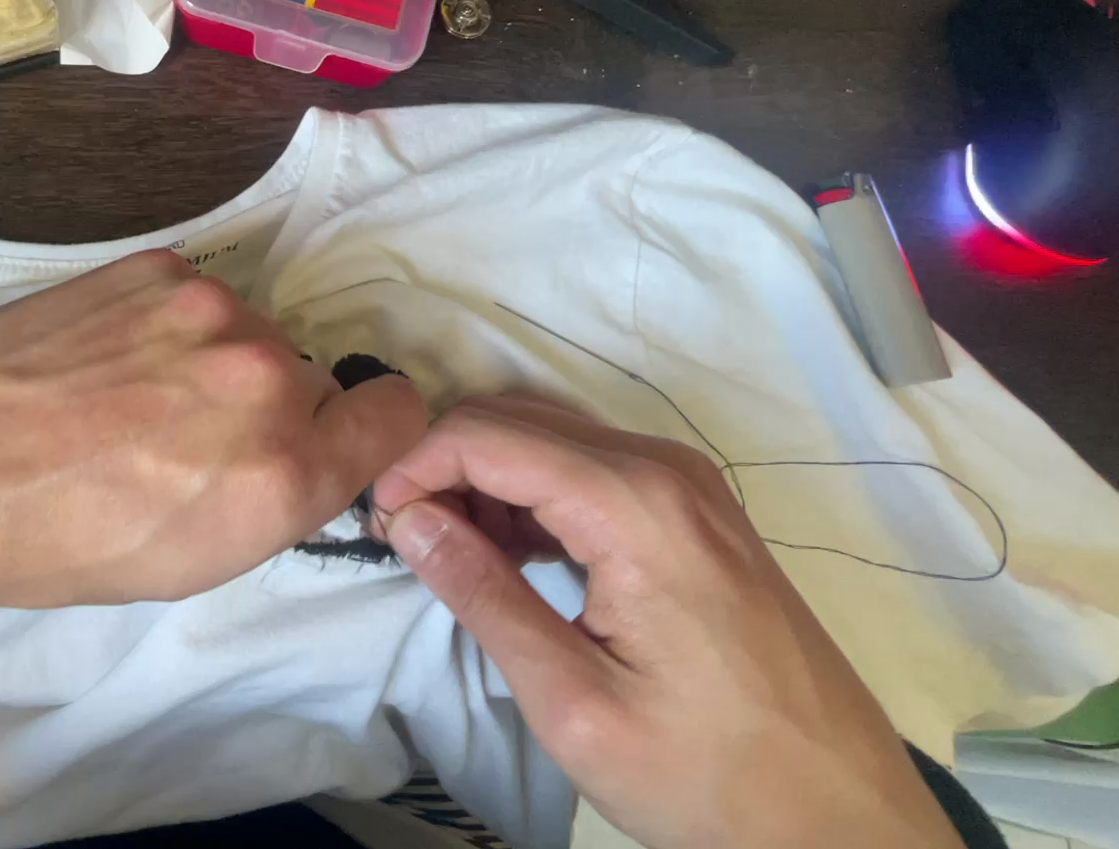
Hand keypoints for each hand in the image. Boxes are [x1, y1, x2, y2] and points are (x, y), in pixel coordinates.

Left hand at [0, 249, 427, 638]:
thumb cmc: (56, 543)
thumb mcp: (191, 561)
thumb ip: (278, 496)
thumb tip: (308, 444)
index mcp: (280, 471)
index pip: (399, 414)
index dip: (366, 433)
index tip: (329, 442)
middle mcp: (261, 375)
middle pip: (314, 378)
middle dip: (271, 410)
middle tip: (189, 438)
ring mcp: (207, 307)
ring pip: (254, 335)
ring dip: (219, 363)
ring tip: (135, 395)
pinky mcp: (157, 265)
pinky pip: (200, 302)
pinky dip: (174, 327)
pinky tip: (109, 357)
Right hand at [373, 395, 965, 848]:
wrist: (846, 823)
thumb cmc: (708, 775)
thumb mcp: (572, 702)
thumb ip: (483, 595)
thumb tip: (404, 517)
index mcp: (634, 506)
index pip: (486, 437)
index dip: (415, 466)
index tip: (380, 522)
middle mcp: (660, 466)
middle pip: (510, 419)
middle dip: (441, 464)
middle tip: (406, 534)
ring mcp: (680, 478)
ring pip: (540, 432)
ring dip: (479, 475)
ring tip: (449, 546)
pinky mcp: (686, 501)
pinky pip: (578, 460)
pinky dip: (522, 487)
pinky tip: (508, 547)